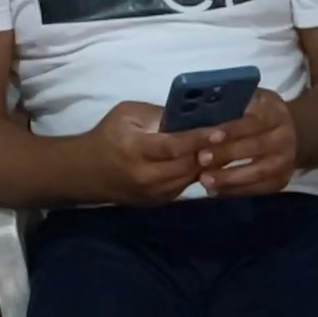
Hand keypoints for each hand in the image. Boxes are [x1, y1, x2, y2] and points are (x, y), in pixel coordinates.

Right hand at [81, 101, 224, 204]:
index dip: (199, 139)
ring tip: (223, 150)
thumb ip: (158, 115)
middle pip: (188, 165)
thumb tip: (189, 116)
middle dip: (210, 153)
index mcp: (137, 150)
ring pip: (190, 179)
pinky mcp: (159, 202)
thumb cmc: (108, 136)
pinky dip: (196, 174)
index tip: (220, 131)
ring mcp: (155, 193)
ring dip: (207, 166)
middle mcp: (148, 176)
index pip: (175, 146)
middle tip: (229, 140)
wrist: (88, 173)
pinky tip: (207, 162)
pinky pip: (185, 187)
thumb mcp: (127, 114)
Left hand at [197, 90, 298, 196]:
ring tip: (204, 180)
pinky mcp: (280, 182)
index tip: (210, 136)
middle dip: (226, 155)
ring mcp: (285, 164)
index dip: (232, 130)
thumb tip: (202, 118)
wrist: (295, 134)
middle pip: (254, 148)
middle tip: (201, 160)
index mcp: (275, 114)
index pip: (253, 122)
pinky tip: (214, 190)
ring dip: (228, 178)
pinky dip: (233, 190)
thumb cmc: (262, 114)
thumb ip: (234, 107)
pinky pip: (255, 189)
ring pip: (256, 174)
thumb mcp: (253, 101)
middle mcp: (283, 139)